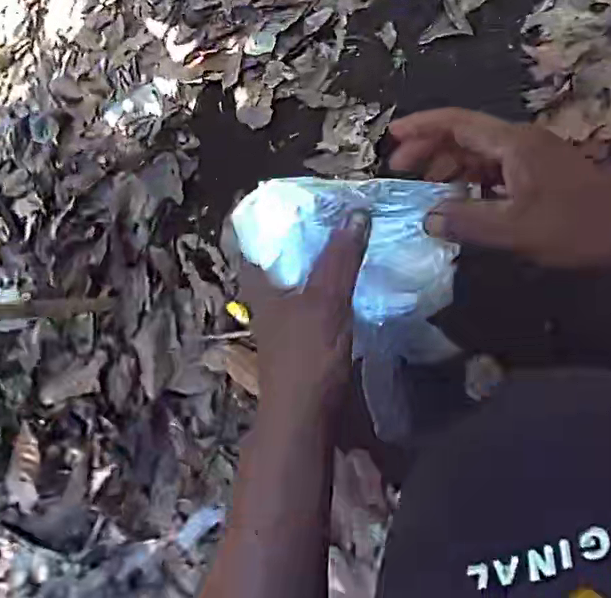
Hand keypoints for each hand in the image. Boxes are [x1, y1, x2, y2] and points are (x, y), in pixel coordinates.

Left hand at [241, 210, 369, 416]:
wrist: (305, 420)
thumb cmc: (306, 355)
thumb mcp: (326, 299)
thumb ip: (340, 256)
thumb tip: (356, 212)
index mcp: (258, 279)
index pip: (255, 231)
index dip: (274, 208)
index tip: (303, 191)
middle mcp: (264, 291)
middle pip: (281, 248)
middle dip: (306, 227)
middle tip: (336, 205)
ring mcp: (282, 311)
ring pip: (299, 269)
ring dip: (321, 252)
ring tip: (349, 229)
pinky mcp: (301, 328)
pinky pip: (314, 288)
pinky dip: (329, 275)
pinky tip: (352, 269)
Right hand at [388, 108, 610, 268]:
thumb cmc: (578, 226)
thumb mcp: (517, 229)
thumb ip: (467, 221)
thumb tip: (427, 217)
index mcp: (511, 142)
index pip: (456, 122)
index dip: (421, 126)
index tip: (392, 136)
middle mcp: (519, 140)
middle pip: (464, 133)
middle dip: (430, 147)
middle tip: (403, 169)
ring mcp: (533, 155)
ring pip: (480, 150)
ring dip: (451, 164)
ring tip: (429, 187)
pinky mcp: (543, 172)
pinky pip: (496, 166)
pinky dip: (473, 177)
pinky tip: (466, 198)